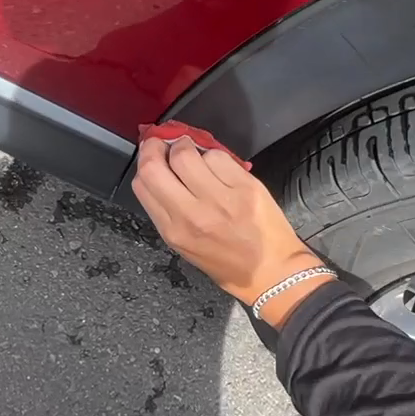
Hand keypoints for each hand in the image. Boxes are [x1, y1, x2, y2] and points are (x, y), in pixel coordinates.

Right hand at [130, 137, 330, 326]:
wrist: (272, 272)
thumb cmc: (229, 263)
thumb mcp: (186, 246)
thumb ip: (168, 212)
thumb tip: (160, 173)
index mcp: (174, 231)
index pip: (142, 184)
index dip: (144, 162)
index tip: (152, 154)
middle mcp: (192, 214)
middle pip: (154, 165)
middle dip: (155, 146)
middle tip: (164, 142)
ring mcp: (220, 199)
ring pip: (187, 153)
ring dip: (188, 147)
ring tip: (197, 157)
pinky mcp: (245, 187)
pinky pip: (218, 156)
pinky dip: (215, 156)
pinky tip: (220, 167)